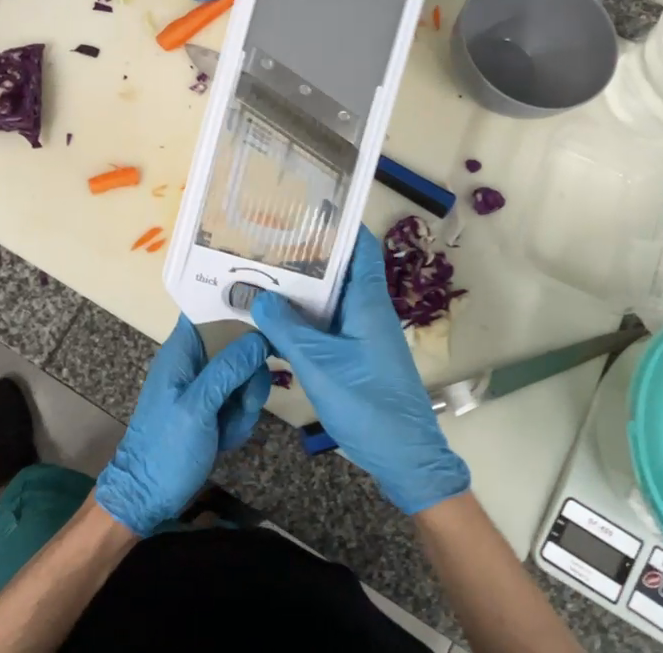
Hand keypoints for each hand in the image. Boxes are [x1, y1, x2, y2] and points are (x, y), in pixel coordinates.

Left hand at [94, 317, 270, 535]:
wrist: (147, 496)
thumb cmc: (166, 447)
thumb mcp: (198, 407)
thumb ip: (228, 370)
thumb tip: (259, 337)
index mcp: (181, 350)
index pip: (207, 307)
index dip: (235, 305)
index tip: (266, 316)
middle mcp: (193, 361)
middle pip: (237, 345)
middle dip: (248, 376)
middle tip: (246, 402)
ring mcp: (203, 386)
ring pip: (243, 376)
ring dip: (244, 405)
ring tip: (226, 430)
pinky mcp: (211, 408)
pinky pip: (239, 401)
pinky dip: (238, 420)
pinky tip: (224, 440)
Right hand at [251, 225, 469, 514]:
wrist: (405, 457)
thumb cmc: (368, 404)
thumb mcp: (319, 364)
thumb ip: (286, 328)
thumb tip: (257, 296)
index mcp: (368, 301)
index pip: (359, 245)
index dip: (337, 222)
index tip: (302, 205)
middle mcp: (367, 309)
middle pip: (338, 268)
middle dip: (304, 253)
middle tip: (264, 238)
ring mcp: (361, 333)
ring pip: (328, 297)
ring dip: (299, 287)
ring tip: (259, 271)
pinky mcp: (354, 354)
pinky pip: (324, 323)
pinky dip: (300, 316)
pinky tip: (271, 318)